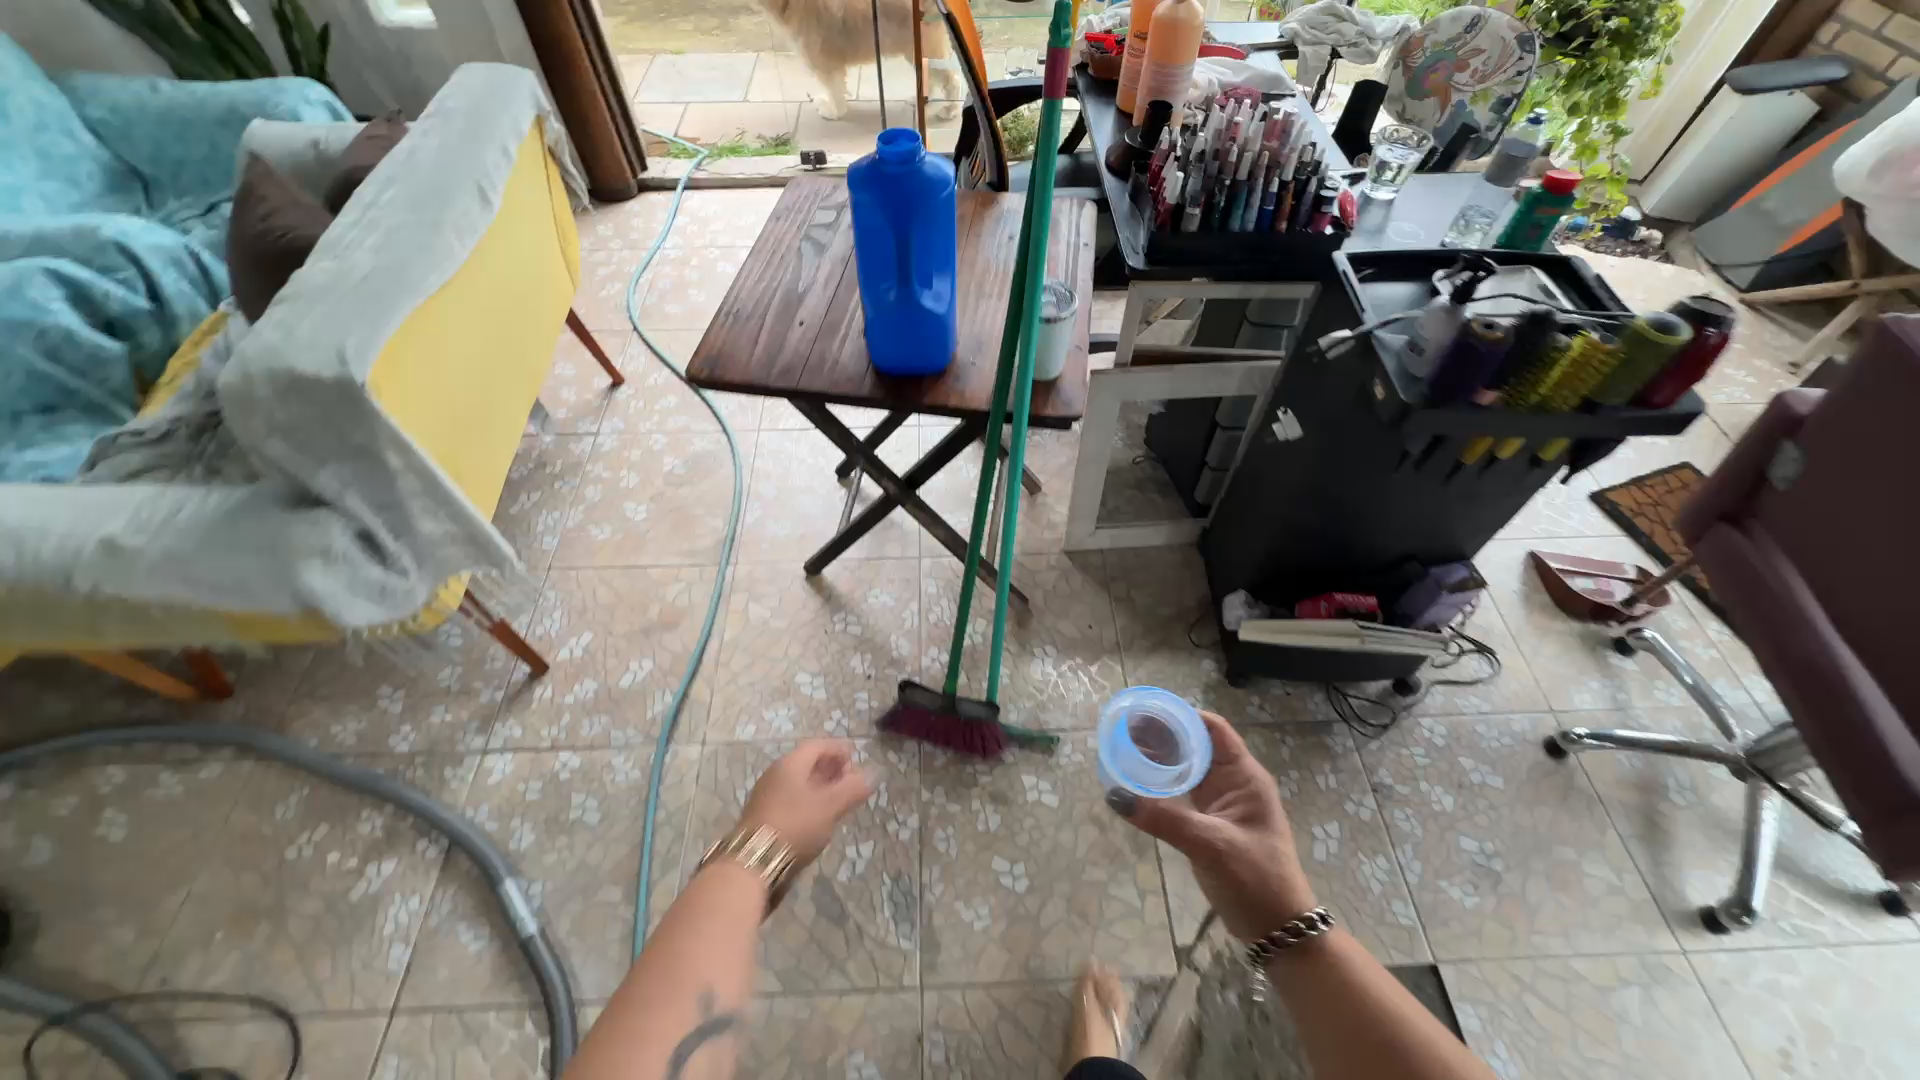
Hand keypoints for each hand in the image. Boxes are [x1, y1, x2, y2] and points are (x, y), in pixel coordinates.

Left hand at [735, 739, 872, 869]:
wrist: (754, 862)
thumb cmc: (796, 825)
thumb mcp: (830, 806)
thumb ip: (853, 788)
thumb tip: (873, 774)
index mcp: (790, 764)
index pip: (817, 745)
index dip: (838, 748)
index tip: (855, 757)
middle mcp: (775, 774)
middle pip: (807, 762)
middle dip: (830, 767)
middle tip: (850, 778)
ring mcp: (766, 795)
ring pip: (798, 782)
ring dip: (820, 786)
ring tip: (838, 799)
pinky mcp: (763, 816)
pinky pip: (791, 798)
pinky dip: (808, 800)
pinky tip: (818, 816)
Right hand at [1108, 712, 1317, 939]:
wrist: (1278, 929)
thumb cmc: (1255, 880)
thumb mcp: (1210, 845)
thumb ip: (1164, 818)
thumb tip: (1115, 795)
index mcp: (1244, 776)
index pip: (1212, 728)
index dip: (1180, 715)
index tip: (1143, 712)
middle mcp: (1233, 782)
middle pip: (1194, 744)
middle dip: (1161, 734)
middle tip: (1121, 730)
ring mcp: (1221, 803)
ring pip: (1185, 767)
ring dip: (1158, 757)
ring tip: (1121, 749)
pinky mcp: (1209, 823)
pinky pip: (1181, 791)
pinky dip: (1159, 783)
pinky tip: (1135, 783)